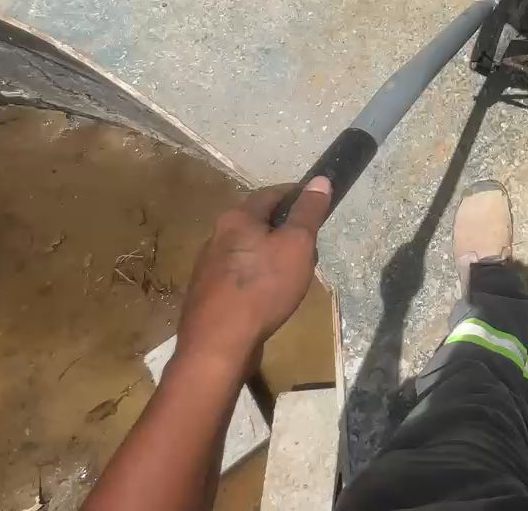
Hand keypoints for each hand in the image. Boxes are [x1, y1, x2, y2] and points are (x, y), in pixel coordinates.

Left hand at [176, 178, 331, 369]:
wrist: (217, 347)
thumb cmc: (263, 287)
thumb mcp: (297, 244)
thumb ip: (308, 211)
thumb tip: (320, 180)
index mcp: (236, 219)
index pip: (272, 193)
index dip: (298, 196)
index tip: (318, 206)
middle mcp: (216, 237)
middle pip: (260, 223)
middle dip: (287, 231)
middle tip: (310, 247)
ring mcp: (207, 268)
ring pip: (250, 250)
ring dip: (273, 256)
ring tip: (294, 275)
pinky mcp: (207, 295)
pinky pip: (240, 275)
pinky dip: (258, 278)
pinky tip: (270, 296)